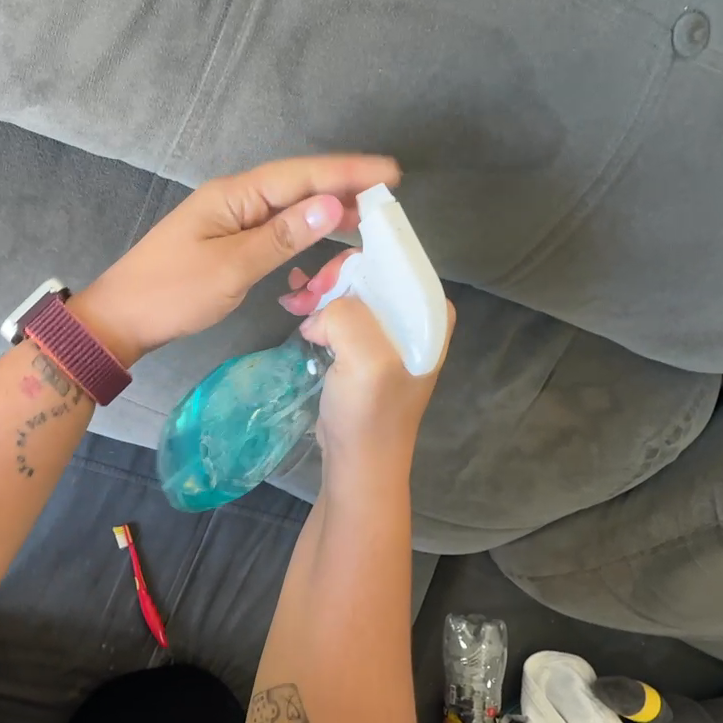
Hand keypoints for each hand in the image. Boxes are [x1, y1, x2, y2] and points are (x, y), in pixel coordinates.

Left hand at [69, 154, 401, 365]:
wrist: (121, 319)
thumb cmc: (172, 294)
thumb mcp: (232, 268)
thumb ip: (282, 237)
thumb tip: (331, 204)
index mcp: (234, 196)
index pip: (301, 175)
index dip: (348, 173)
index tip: (392, 173)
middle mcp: (233, 199)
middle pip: (296, 185)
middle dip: (342, 188)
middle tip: (388, 199)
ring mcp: (227, 220)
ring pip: (286, 207)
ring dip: (323, 211)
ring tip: (365, 218)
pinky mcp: (223, 242)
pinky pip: (272, 228)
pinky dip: (300, 233)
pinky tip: (318, 239)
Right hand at [290, 250, 454, 472]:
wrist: (358, 464)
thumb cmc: (369, 415)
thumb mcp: (366, 358)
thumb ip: (348, 316)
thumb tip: (320, 314)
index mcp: (430, 311)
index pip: (392, 259)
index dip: (352, 262)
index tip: (319, 284)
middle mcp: (416, 315)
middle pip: (368, 272)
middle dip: (330, 279)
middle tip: (301, 299)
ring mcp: (391, 332)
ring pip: (351, 291)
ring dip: (318, 293)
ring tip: (293, 305)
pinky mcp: (366, 348)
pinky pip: (341, 313)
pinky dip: (318, 309)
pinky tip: (297, 313)